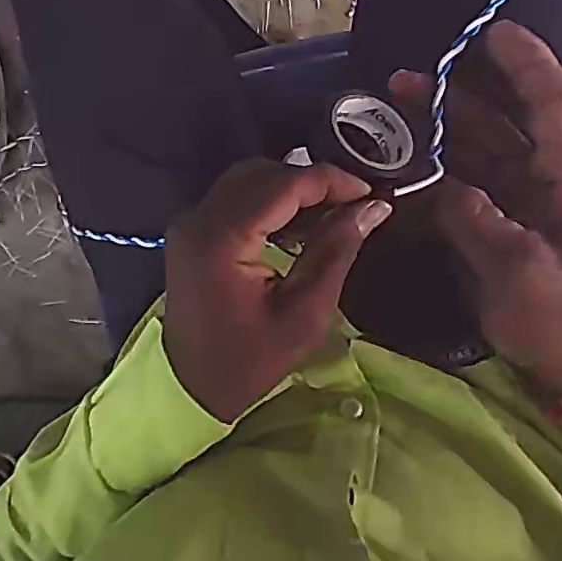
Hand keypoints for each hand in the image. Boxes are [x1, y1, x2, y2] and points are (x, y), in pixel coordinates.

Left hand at [165, 159, 392, 421]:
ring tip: (334, 214)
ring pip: (247, 180)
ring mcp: (189, 223)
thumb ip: (335, 251)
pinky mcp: (191, 232)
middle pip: (261, 173)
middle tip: (354, 204)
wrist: (190, 387)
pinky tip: (300, 226)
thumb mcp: (303, 314)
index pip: (281, 184)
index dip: (330, 180)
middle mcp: (197, 219)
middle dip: (311, 182)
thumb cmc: (247, 361)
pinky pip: (234, 199)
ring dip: (290, 189)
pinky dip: (269, 202)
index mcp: (220, 238)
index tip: (370, 192)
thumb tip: (372, 207)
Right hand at [389, 21, 561, 400]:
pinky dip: (429, 165)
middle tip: (405, 79)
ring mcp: (515, 196)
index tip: (494, 31)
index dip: (528, 64)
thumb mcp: (519, 270)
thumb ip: (477, 222)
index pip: (554, 104)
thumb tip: (438, 185)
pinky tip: (399, 160)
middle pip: (501, 118)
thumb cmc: (557, 312)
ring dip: (437, 123)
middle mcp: (542, 176)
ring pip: (474, 144)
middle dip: (457, 92)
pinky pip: (457, 178)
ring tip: (394, 103)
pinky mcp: (491, 216)